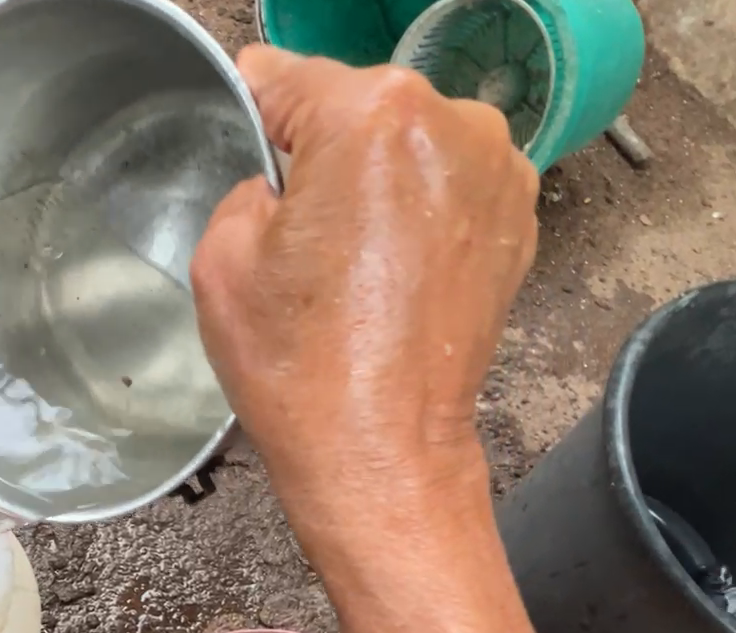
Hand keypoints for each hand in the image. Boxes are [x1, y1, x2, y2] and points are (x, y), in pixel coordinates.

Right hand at [192, 47, 538, 559]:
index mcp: (372, 117)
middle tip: (289, 234)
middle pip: (353, 109)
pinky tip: (379, 277)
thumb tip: (276, 179)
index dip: (250, 111)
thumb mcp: (220, 261)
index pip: (287, 75)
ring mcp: (499, 173)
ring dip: (364, 186)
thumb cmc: (300, 369)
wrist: (380, 452)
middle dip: (314, 155)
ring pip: (401, 148)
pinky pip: (440, 188)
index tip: (241, 142)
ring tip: (339, 265)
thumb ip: (242, 183)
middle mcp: (454, 122)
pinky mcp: (515, 223)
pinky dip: (407, 215)